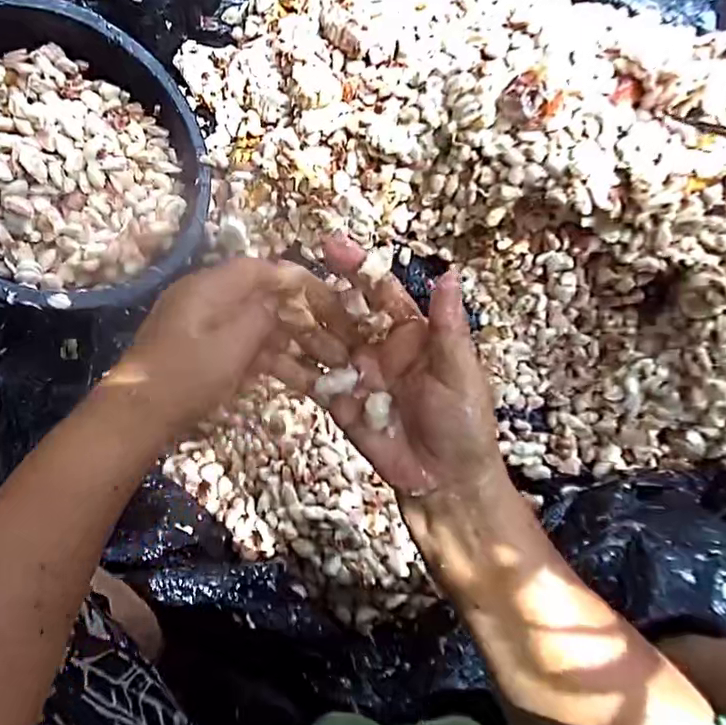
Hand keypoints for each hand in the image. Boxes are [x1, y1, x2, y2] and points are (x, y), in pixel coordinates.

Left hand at [99, 258, 321, 439]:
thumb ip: (260, 316)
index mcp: (207, 288)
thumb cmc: (185, 378)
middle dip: (294, 320)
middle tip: (328, 341)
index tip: (323, 298)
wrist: (135, 417)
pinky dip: (261, 359)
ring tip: (319, 369)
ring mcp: (195, 327)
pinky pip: (234, 347)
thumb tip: (279, 298)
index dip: (293, 281)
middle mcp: (201, 300)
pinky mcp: (193, 353)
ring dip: (283, 345)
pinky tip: (290, 379)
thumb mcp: (231, 346)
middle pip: (256, 299)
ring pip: (249, 327)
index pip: (257, 269)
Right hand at [288, 235, 508, 501]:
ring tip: (266, 304)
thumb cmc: (462, 422)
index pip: (377, 291)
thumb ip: (447, 325)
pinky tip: (263, 350)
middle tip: (285, 272)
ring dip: (296, 323)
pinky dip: (288, 366)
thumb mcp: (459, 369)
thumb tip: (448, 276)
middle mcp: (376, 348)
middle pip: (341, 312)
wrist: (444, 478)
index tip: (330, 246)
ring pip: (320, 341)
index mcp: (408, 334)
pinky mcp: (337, 402)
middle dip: (315, 291)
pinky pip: (310, 379)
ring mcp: (354, 374)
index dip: (355, 268)